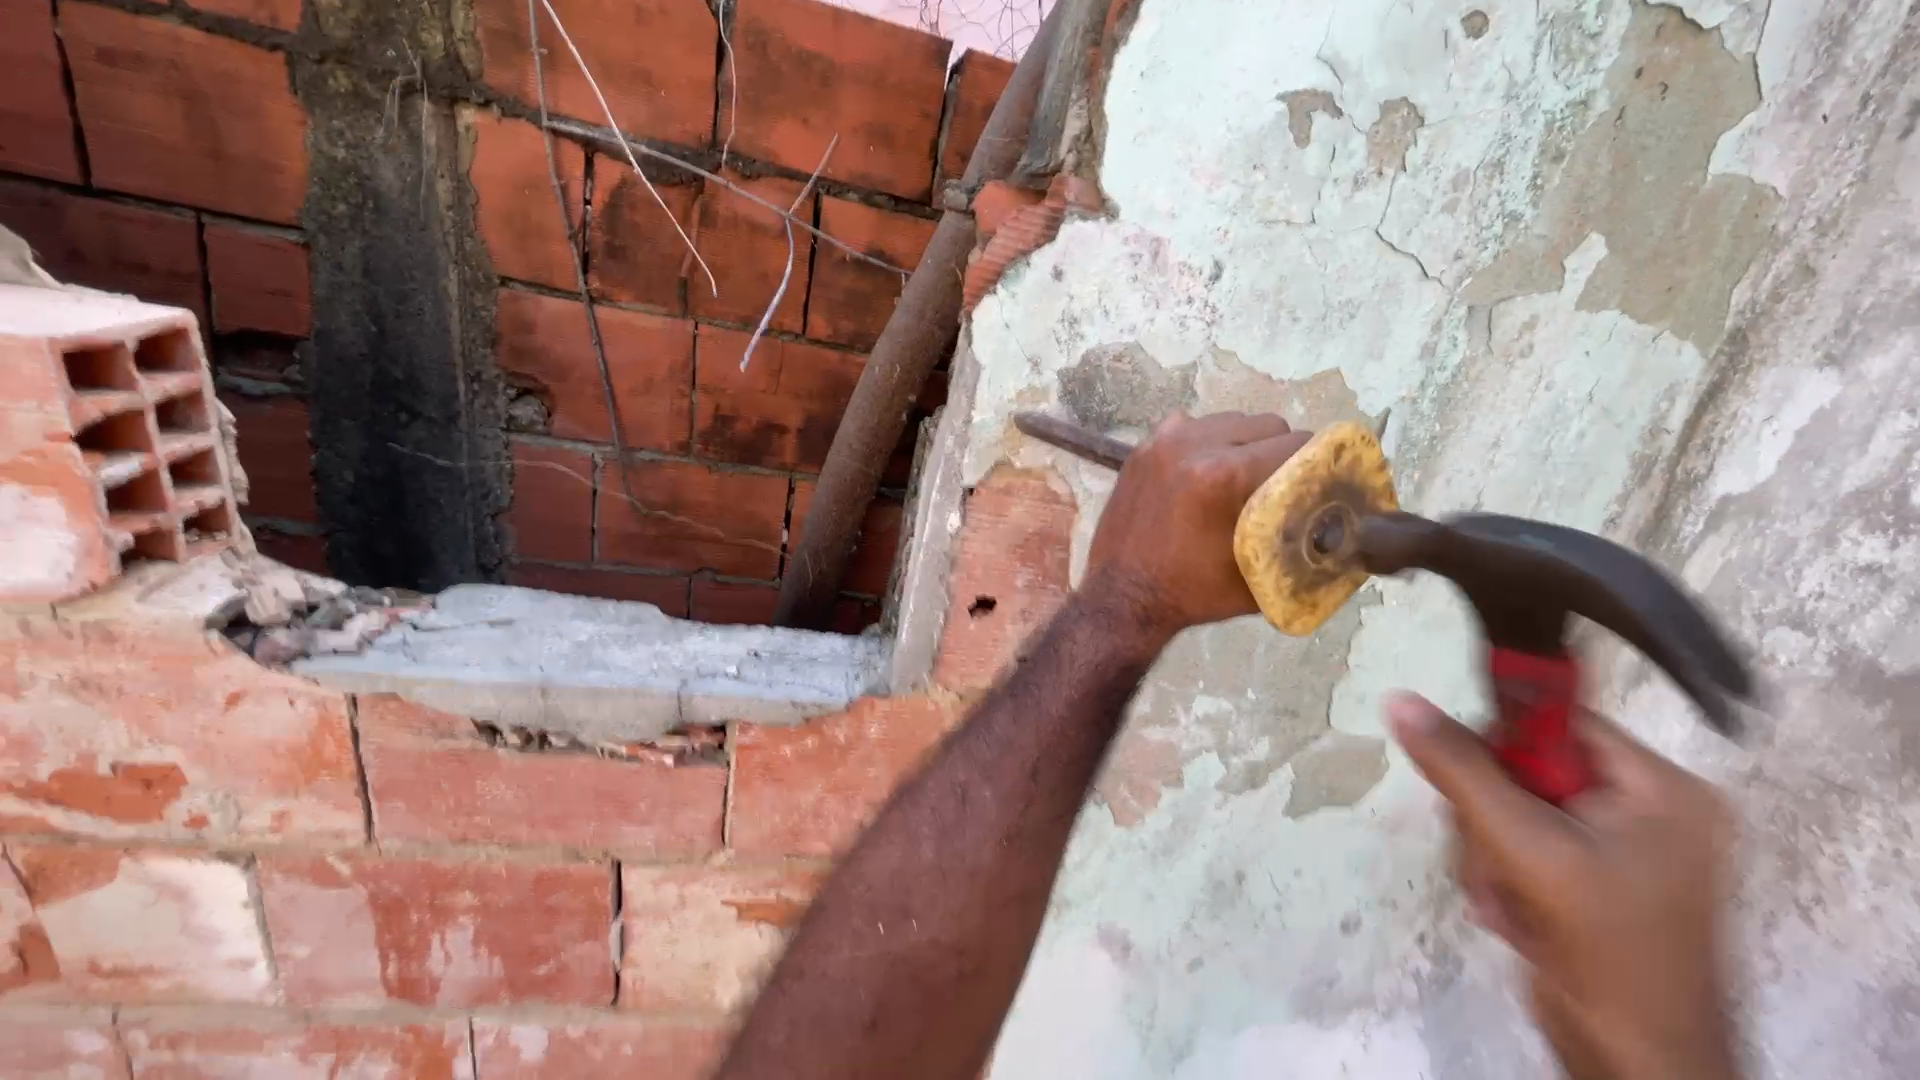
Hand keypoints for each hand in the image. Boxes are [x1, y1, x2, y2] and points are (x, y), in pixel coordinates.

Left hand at [1084, 411, 1310, 640]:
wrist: (1120, 597)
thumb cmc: (1192, 593)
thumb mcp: (1259, 574)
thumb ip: (1303, 546)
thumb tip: (1348, 531)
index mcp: (1223, 474)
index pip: (1294, 444)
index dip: (1317, 460)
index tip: (1322, 478)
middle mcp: (1192, 445)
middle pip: (1265, 425)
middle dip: (1281, 452)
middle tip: (1283, 483)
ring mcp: (1162, 442)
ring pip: (1228, 421)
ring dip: (1244, 443)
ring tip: (1243, 478)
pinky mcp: (1142, 449)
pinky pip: (1191, 427)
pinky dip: (1206, 442)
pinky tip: (1205, 471)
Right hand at [1386, 694, 1741, 1079]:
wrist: (1634, 1059)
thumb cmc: (1602, 945)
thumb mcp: (1524, 844)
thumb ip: (1461, 768)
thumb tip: (1401, 703)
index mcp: (1662, 788)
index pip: (1559, 720)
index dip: (1503, 740)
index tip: (1466, 773)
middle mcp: (1643, 809)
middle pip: (1524, 766)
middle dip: (1490, 816)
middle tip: (1493, 854)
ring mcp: (1613, 846)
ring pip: (1508, 807)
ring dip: (1486, 851)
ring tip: (1503, 895)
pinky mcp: (1583, 877)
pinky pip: (1515, 842)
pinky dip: (1497, 874)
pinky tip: (1509, 911)